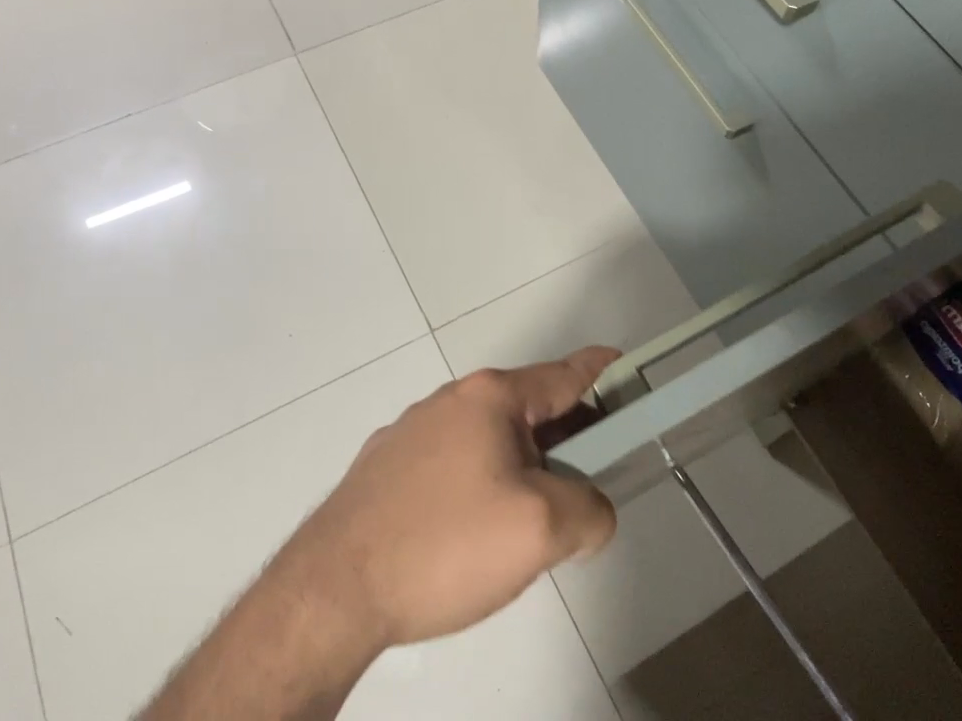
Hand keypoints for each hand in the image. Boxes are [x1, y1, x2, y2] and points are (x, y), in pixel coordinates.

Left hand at [274, 346, 621, 648]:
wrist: (332, 592)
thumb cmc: (446, 545)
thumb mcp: (542, 529)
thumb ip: (590, 510)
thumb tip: (589, 510)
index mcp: (489, 398)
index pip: (565, 374)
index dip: (604, 372)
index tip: (629, 370)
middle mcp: (447, 402)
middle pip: (528, 410)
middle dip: (568, 439)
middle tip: (592, 479)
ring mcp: (409, 435)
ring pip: (488, 442)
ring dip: (522, 468)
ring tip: (531, 523)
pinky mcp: (383, 472)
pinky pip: (452, 467)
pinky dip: (480, 486)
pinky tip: (472, 536)